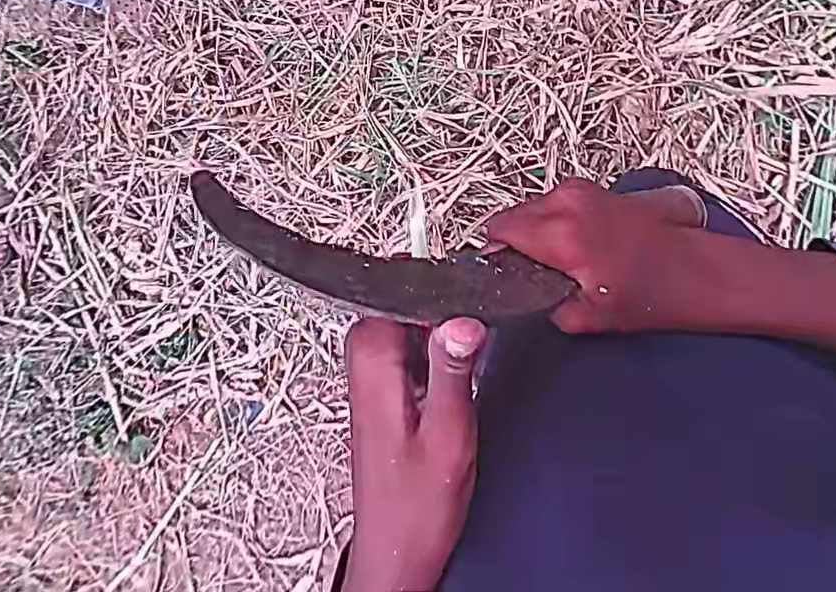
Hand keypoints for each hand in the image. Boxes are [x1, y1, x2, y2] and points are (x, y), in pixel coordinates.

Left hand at [342, 316, 486, 591]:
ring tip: (455, 384)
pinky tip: (448, 390)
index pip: (406, 284)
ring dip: (443, 341)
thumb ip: (453, 369)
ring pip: (415, 322)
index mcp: (372, 355)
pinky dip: (436, 357)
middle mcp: (363, 354)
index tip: (472, 309)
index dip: (446, 292)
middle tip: (468, 359)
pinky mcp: (380, 379)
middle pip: (413, 301)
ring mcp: (369, 365)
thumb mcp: (448, 434)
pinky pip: (412, 344)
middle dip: (447, 320)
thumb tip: (463, 319)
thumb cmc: (413, 506)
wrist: (394, 549)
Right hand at [485, 178, 835, 352]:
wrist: (702, 271)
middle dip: (512, 241)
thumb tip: (518, 296)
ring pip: (533, 208)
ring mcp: (580, 191)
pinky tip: (575, 246)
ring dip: (533, 230)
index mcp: (560, 235)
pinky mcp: (593, 189)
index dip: (492, 251)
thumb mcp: (593, 316)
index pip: (499, 229)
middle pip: (513, 216)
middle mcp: (566, 204)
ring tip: (557, 260)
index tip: (496, 268)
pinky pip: (554, 203)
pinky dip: (553, 221)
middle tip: (528, 271)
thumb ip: (546, 306)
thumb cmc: (657, 293)